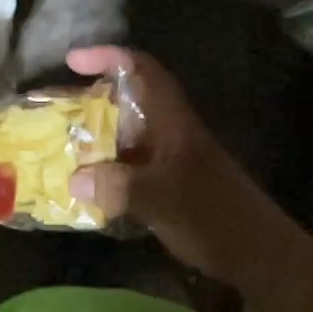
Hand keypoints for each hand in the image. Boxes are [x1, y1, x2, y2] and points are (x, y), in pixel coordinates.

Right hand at [66, 46, 292, 282]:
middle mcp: (171, 132)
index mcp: (172, 121)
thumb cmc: (214, 216)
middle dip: (90, 101)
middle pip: (128, 101)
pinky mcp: (172, 185)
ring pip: (127, 135)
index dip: (107, 56)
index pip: (141, 69)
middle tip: (53, 113)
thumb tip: (75, 177)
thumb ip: (116, 185)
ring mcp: (172, 159)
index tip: (71, 62)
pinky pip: (131, 166)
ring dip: (96, 139)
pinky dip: (108, 170)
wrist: (259, 254)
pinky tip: (86, 189)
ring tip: (60, 149)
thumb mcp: (160, 199)